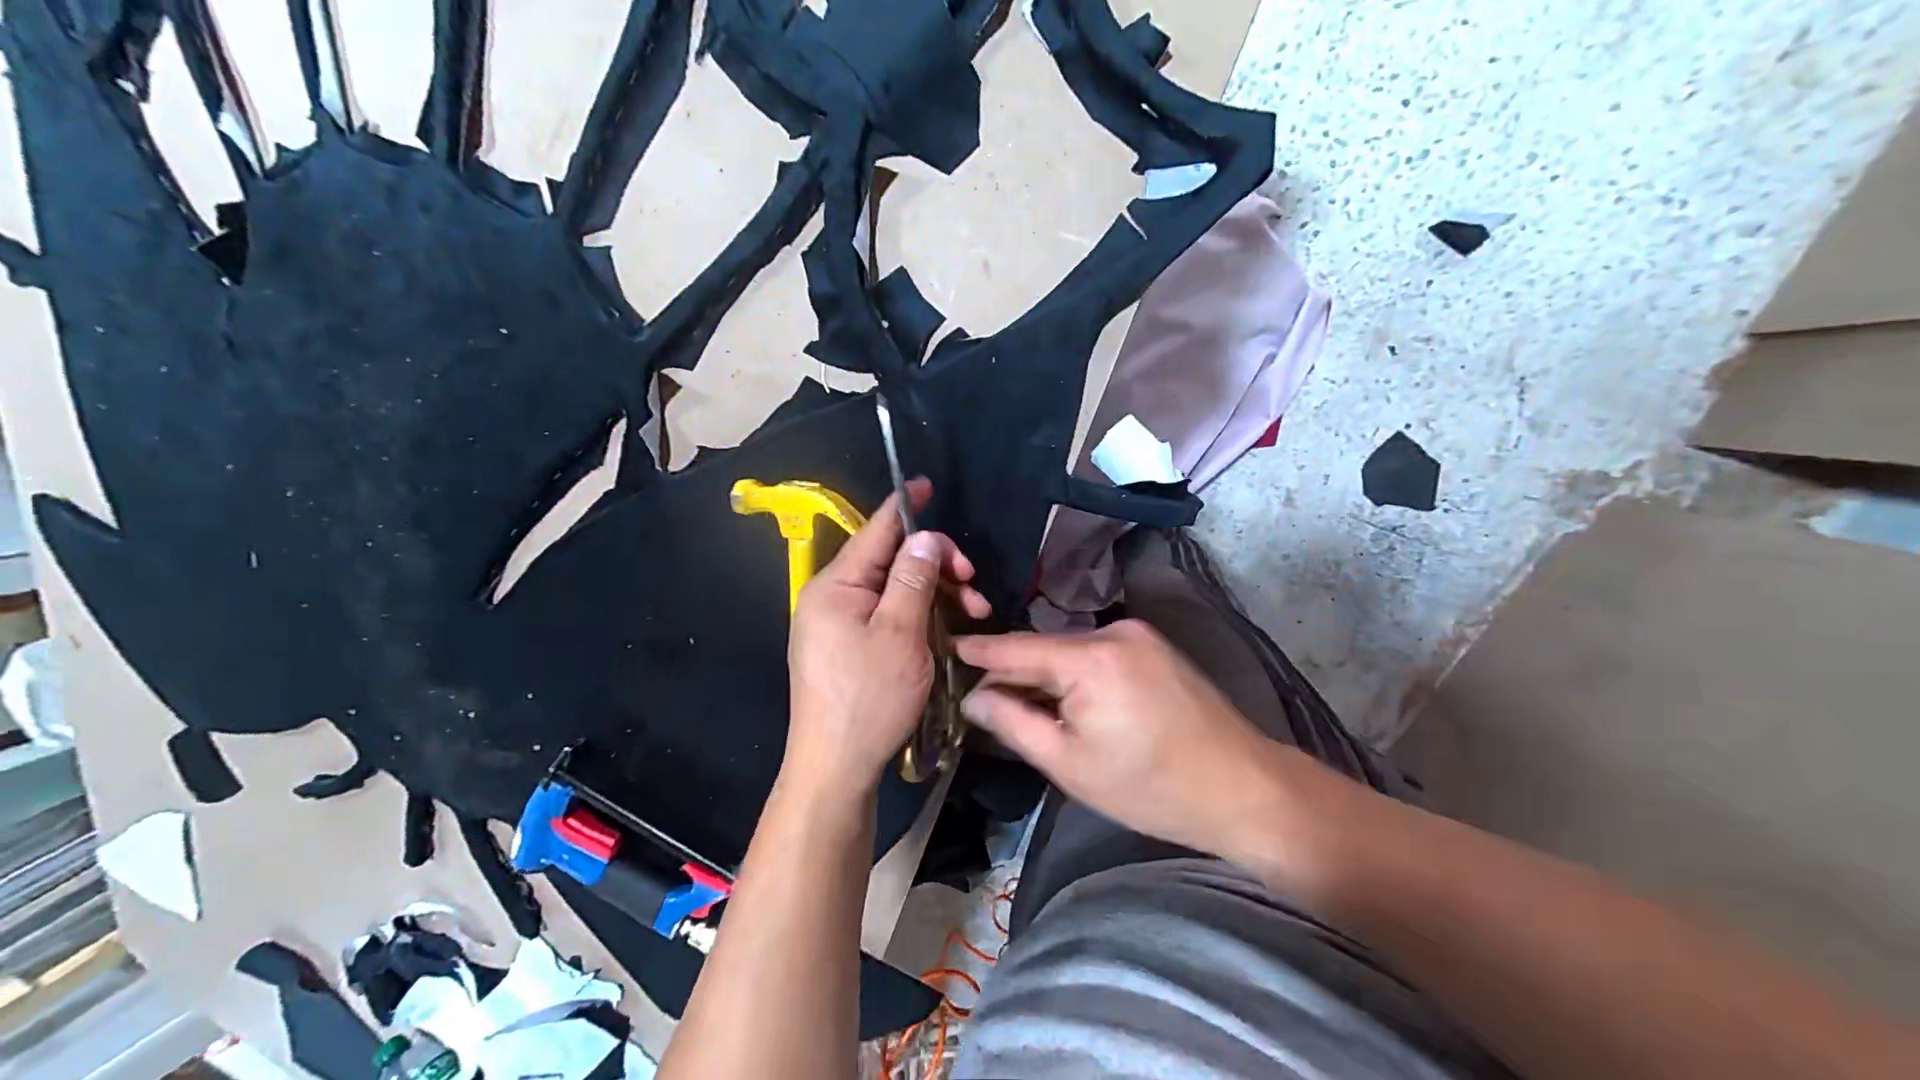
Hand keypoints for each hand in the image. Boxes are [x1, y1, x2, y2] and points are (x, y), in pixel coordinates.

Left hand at [785, 479, 990, 796]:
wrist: (836, 766)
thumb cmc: (868, 697)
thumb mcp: (900, 633)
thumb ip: (913, 579)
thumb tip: (925, 537)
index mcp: (836, 586)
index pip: (876, 531)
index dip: (905, 507)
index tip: (927, 485)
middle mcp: (832, 598)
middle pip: (891, 562)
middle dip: (936, 566)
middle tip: (973, 586)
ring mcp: (839, 625)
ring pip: (895, 591)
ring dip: (935, 595)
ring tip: (974, 615)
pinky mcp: (850, 648)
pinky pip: (888, 617)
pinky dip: (919, 618)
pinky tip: (948, 632)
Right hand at [956, 621, 1348, 866]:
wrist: (1243, 788)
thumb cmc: (1149, 788)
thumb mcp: (1068, 763)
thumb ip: (1013, 722)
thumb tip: (974, 696)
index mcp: (1090, 658)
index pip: (1015, 648)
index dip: (977, 651)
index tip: (946, 648)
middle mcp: (1113, 632)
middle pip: (1044, 649)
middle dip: (1012, 672)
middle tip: (980, 698)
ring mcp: (1139, 635)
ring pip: (1070, 651)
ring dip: (1046, 676)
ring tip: (1022, 707)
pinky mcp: (1155, 646)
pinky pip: (1098, 653)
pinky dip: (1076, 674)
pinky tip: (1070, 703)